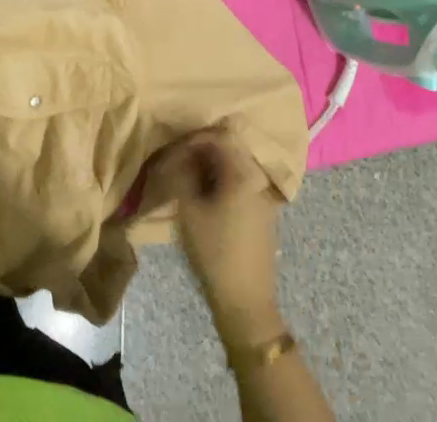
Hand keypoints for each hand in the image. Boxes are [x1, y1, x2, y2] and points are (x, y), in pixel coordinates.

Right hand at [144, 128, 285, 345]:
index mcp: (244, 173)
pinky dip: (221, 183)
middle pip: (229, 150)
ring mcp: (265, 198)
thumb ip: (183, 173)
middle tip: (175, 166)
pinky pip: (241, 185)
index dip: (192, 139)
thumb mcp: (188, 209)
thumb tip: (182, 154)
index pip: (219, 136)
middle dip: (200, 153)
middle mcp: (259, 180)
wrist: (245, 300)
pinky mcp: (263, 215)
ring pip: (234, 168)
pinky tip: (204, 200)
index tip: (171, 153)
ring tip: (186, 182)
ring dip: (209, 169)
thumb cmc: (214, 251)